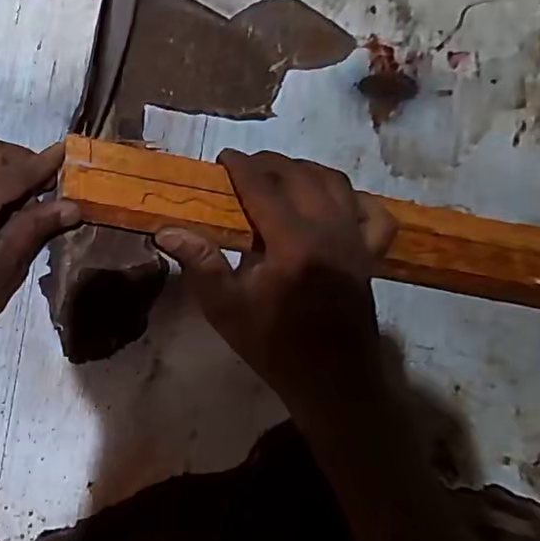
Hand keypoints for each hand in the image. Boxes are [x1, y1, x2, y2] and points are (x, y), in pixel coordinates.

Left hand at [0, 139, 81, 366]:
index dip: (45, 164)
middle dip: (23, 161)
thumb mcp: (4, 264)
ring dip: (4, 169)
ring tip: (29, 197)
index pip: (14, 172)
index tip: (70, 153)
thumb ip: (35, 227)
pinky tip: (3, 207)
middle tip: (50, 186)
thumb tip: (72, 206)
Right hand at [154, 150, 396, 417]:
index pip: (263, 187)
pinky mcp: (372, 254)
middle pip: (300, 176)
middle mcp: (329, 231)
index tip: (223, 158)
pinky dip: (353, 198)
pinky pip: (372, 212)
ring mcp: (356, 241)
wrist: (333, 382)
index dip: (241, 166)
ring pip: (335, 183)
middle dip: (269, 163)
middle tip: (245, 168)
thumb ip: (199, 263)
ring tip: (280, 176)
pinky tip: (334, 202)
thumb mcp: (227, 309)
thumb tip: (167, 230)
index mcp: (293, 244)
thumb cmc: (274, 346)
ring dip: (305, 171)